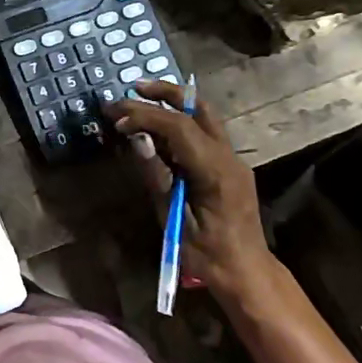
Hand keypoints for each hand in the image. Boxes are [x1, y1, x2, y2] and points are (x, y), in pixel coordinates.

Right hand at [104, 80, 278, 300]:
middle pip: (198, 109)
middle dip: (165, 93)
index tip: (116, 116)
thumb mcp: (173, 217)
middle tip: (133, 88)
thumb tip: (136, 139)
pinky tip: (157, 130)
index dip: (145, 116)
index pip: (179, 127)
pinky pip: (204, 133)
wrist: (245, 273)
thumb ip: (156, 175)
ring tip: (141, 101)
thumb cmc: (207, 254)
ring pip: (204, 117)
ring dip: (174, 104)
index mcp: (216, 170)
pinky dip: (180, 123)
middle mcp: (229, 156)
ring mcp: (232, 160)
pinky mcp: (228, 167)